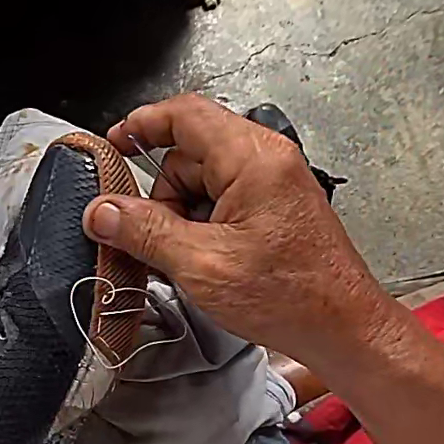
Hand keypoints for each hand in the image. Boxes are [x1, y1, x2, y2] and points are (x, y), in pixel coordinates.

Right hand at [83, 94, 396, 365]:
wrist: (341, 329)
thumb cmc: (292, 297)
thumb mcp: (201, 264)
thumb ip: (144, 232)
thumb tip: (101, 212)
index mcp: (252, 159)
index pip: (185, 114)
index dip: (142, 124)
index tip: (114, 143)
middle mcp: (266, 161)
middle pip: (187, 155)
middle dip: (162, 196)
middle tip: (156, 238)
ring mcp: (271, 185)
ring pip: (201, 183)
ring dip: (181, 217)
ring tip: (190, 259)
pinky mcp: (272, 209)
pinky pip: (221, 202)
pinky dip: (202, 227)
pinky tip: (205, 260)